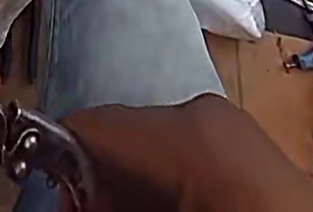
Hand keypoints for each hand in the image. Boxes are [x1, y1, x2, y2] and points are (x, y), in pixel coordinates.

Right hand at [62, 95, 312, 211]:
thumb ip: (108, 205)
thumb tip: (68, 196)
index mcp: (188, 127)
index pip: (91, 123)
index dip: (64, 162)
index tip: (66, 203)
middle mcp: (203, 111)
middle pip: (119, 130)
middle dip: (102, 177)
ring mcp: (231, 125)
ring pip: (147, 139)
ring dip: (132, 181)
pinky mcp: (248, 145)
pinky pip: (182, 149)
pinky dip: (165, 179)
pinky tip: (172, 208)